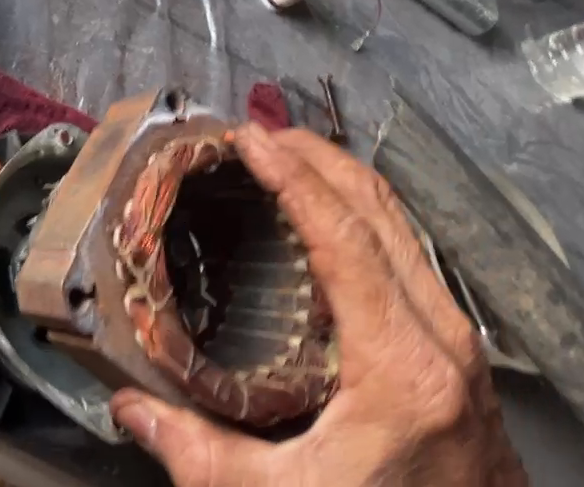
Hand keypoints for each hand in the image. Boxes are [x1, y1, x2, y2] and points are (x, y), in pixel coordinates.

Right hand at [110, 125, 525, 486]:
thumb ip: (196, 452)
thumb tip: (126, 404)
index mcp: (402, 367)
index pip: (344, 239)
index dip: (292, 177)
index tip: (247, 137)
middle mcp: (442, 337)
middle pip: (379, 210)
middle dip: (316, 156)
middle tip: (255, 132)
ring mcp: (458, 339)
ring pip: (400, 222)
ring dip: (339, 177)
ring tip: (283, 155)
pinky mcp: (457, 346)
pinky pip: (406, 248)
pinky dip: (360, 210)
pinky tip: (323, 212)